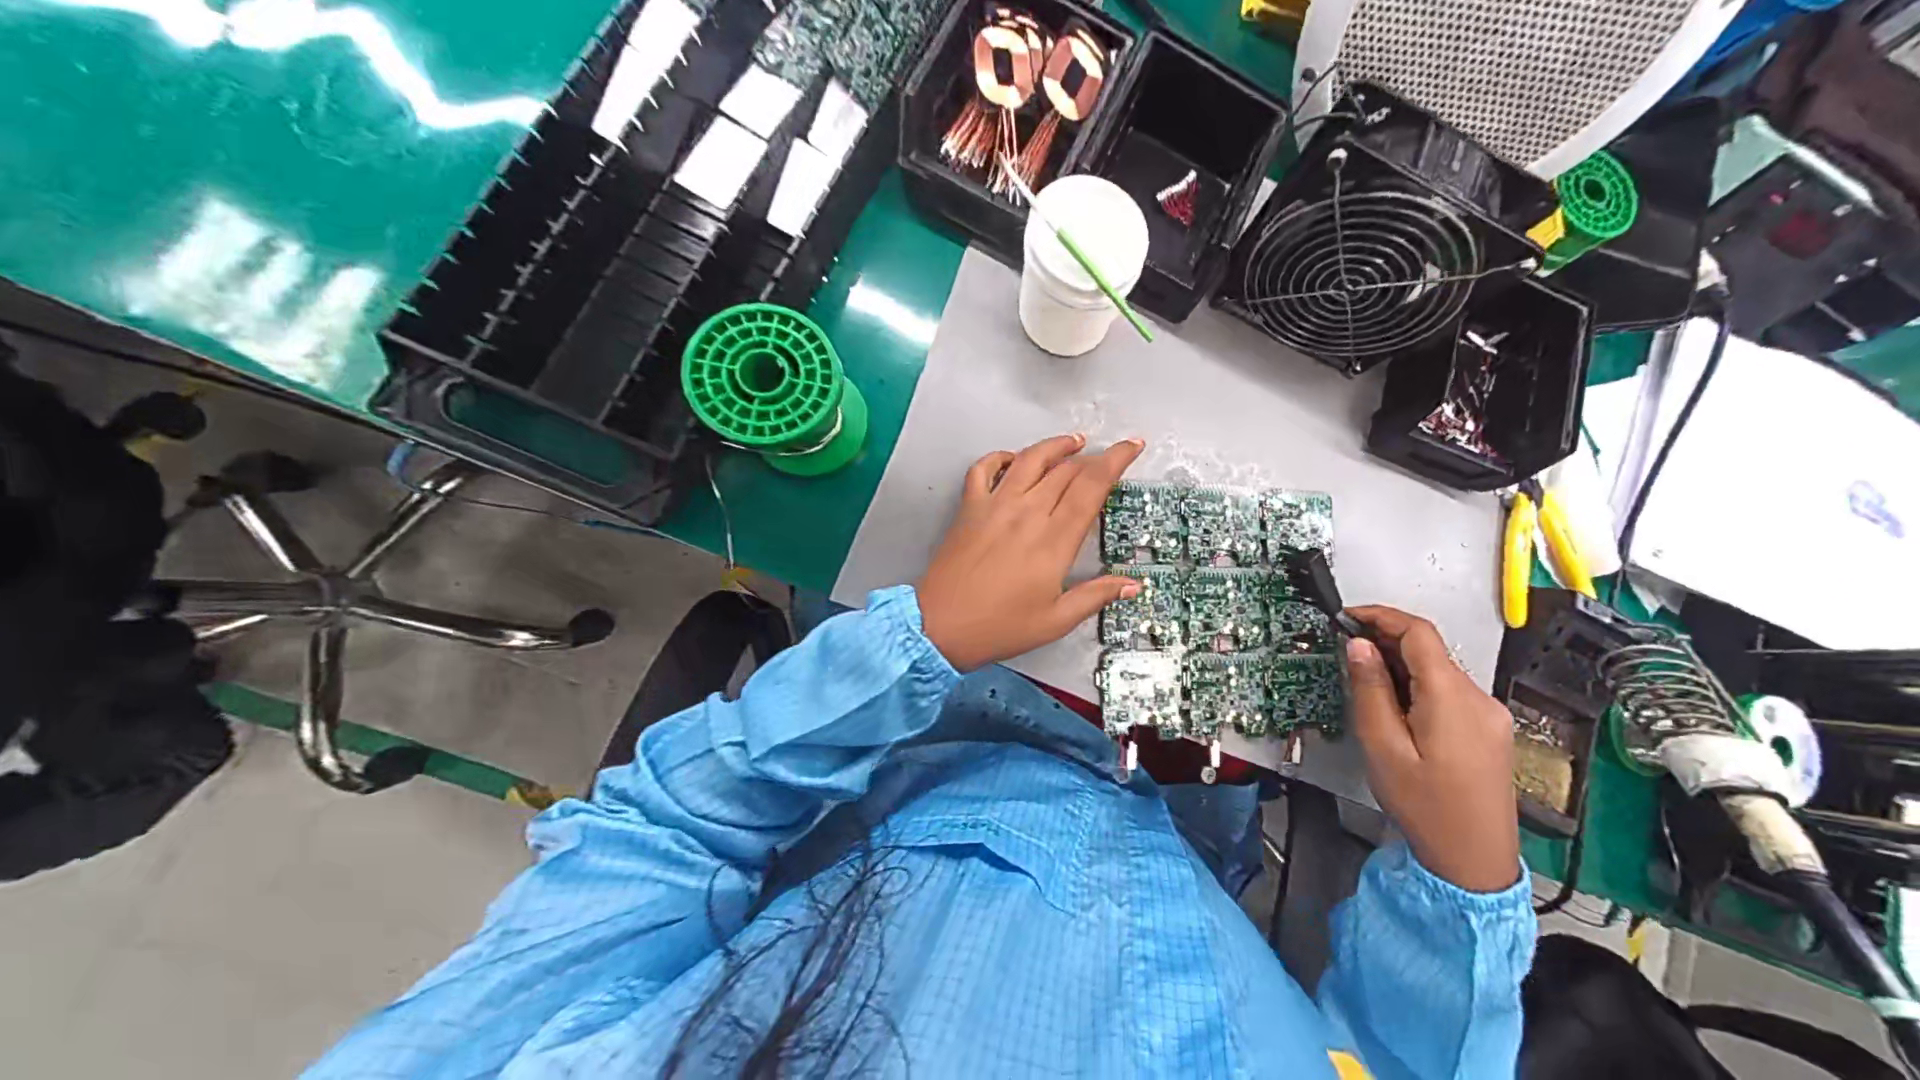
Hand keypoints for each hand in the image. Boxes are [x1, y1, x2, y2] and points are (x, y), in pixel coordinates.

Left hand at [918, 433, 1144, 671]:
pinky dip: (1000, 457)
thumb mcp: (1056, 620)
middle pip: (1067, 470)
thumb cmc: (998, 627)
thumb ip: (1096, 596)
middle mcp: (1026, 514)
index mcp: (1054, 540)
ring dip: (1055, 446)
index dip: (1115, 461)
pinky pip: (984, 469)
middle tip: (1107, 458)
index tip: (1130, 448)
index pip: (1092, 486)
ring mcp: (995, 507)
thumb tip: (1131, 585)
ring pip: (1030, 459)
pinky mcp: (969, 509)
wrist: (941, 626)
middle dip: (1093, 457)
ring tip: (1073, 442)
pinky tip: (1013, 459)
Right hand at [1345, 606, 1519, 892]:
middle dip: (1385, 641)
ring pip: (1438, 671)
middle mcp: (1479, 699)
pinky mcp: (1489, 730)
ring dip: (1399, 665)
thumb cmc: (1424, 806)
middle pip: (1430, 650)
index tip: (1347, 616)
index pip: (1419, 632)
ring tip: (1363, 682)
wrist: (1474, 859)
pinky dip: (1417, 685)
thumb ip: (1370, 689)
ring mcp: (1489, 715)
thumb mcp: (1382, 746)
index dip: (1381, 615)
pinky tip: (1393, 705)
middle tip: (1344, 650)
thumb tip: (1360, 645)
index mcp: (1453, 698)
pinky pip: (1449, 691)